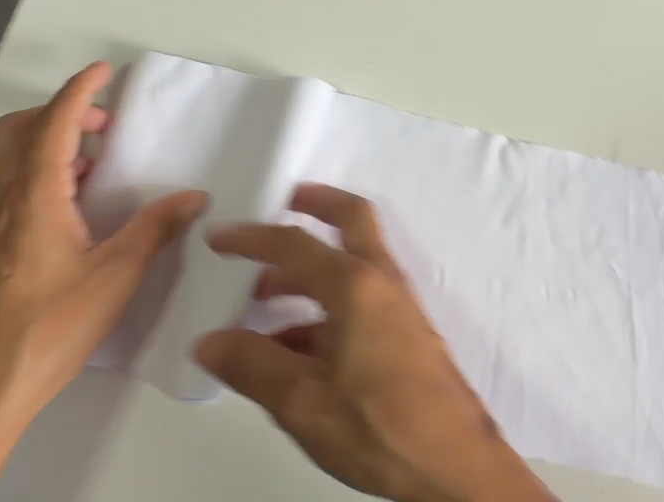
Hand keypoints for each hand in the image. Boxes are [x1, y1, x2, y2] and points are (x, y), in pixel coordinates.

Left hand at [0, 62, 206, 501]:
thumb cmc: (48, 330)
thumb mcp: (115, 278)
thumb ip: (155, 229)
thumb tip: (194, 196)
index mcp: (32, 197)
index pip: (53, 124)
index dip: (79, 92)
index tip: (102, 71)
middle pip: (15, 130)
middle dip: (59, 114)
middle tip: (101, 131)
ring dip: (36, 142)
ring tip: (82, 168)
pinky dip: (19, 170)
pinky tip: (51, 208)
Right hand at [195, 185, 551, 501]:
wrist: (453, 462)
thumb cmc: (378, 425)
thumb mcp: (301, 401)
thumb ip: (253, 365)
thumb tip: (210, 340)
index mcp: (355, 286)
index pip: (295, 244)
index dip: (252, 237)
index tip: (219, 236)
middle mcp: (381, 283)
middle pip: (350, 221)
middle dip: (316, 204)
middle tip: (282, 201)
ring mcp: (398, 306)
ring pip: (350, 267)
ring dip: (308, 272)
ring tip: (259, 301)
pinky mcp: (404, 333)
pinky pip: (358, 302)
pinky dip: (323, 308)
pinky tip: (290, 349)